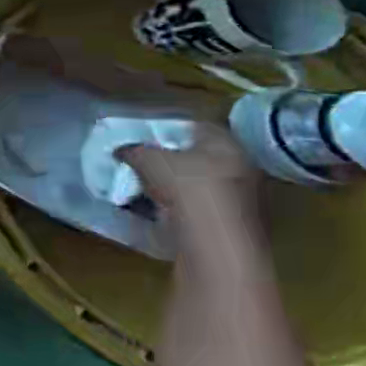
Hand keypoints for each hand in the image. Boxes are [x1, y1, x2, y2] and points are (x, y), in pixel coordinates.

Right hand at [119, 123, 260, 230]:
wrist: (213, 239)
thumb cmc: (184, 186)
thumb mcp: (145, 158)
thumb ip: (132, 149)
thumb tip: (122, 149)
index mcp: (227, 145)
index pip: (195, 126)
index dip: (167, 128)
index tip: (143, 135)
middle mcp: (242, 166)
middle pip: (199, 154)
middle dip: (169, 156)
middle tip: (141, 158)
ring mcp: (243, 195)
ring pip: (198, 179)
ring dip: (173, 181)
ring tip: (142, 183)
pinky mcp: (234, 219)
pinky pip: (200, 202)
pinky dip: (180, 201)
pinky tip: (156, 204)